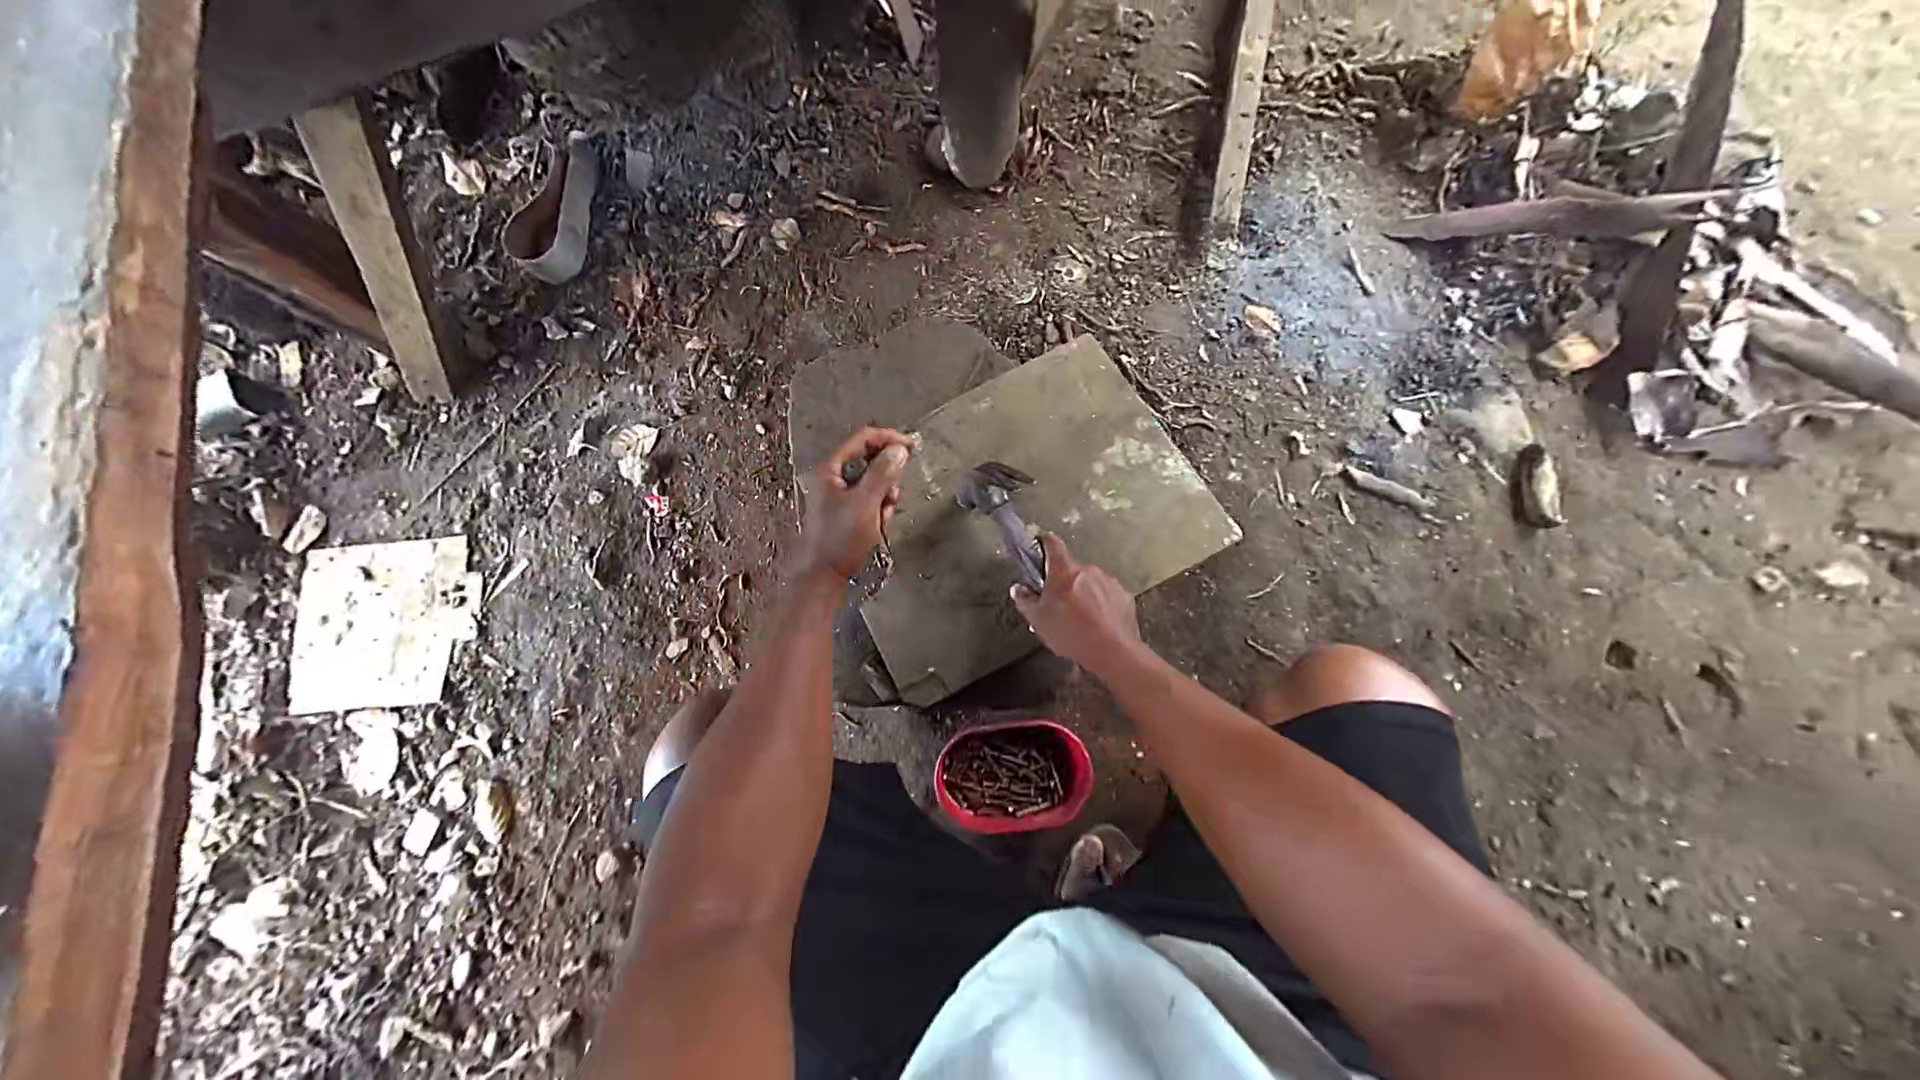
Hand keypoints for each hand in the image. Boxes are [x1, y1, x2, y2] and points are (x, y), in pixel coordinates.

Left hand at [798, 426, 915, 579]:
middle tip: (892, 498)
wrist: (823, 576)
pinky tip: (877, 528)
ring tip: (881, 520)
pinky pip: (872, 502)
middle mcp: (834, 479)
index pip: (864, 438)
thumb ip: (883, 473)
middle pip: (872, 462)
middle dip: (888, 479)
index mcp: (831, 469)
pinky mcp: (847, 513)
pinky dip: (879, 512)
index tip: (911, 447)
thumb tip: (900, 449)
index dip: (889, 439)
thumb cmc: (839, 538)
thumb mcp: (865, 502)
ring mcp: (841, 497)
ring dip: (885, 499)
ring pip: (875, 484)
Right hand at [1011, 534, 1141, 671]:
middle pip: (1071, 569)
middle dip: (1063, 582)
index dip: (1043, 542)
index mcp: (1064, 571)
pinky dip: (1100, 605)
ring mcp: (1108, 582)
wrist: (1112, 652)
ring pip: (1090, 583)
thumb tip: (1019, 590)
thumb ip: (1025, 601)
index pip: (1052, 544)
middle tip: (1056, 603)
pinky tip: (1096, 625)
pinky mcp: (1124, 597)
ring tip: (1078, 620)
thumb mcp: (1038, 620)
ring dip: (1083, 594)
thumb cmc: (1072, 634)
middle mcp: (1088, 570)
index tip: (1039, 544)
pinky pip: (1107, 595)